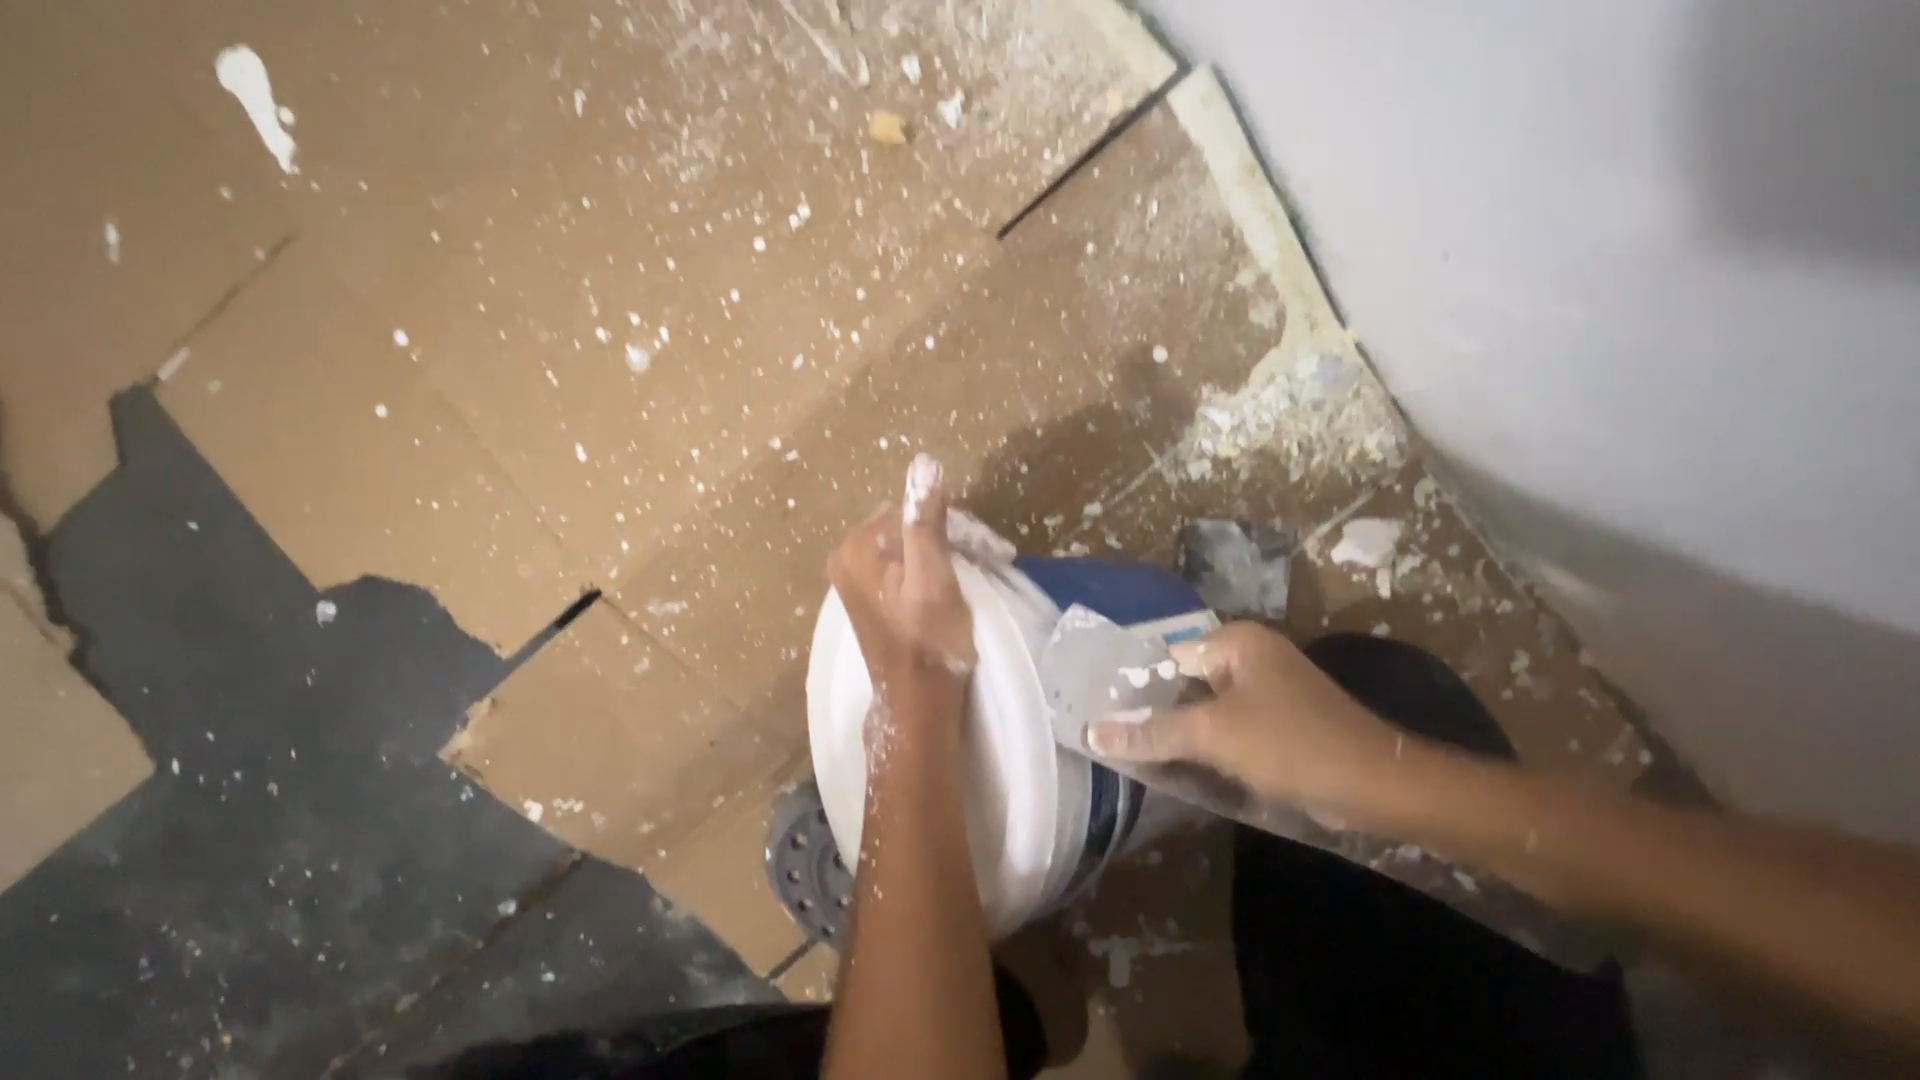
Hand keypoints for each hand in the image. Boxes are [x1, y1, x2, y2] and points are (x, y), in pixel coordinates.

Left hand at [826, 455, 976, 709]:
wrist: (917, 701)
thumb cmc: (929, 640)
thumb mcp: (933, 575)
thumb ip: (924, 520)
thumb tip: (923, 462)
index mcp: (856, 547)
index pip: (911, 510)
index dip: (954, 524)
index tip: (989, 546)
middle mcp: (845, 557)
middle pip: (906, 526)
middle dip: (950, 536)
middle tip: (990, 556)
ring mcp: (853, 579)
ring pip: (906, 546)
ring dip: (943, 552)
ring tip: (978, 569)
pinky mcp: (867, 598)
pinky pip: (900, 567)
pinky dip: (928, 569)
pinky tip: (950, 585)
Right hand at [1085, 622, 1405, 814]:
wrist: (1372, 784)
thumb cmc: (1289, 744)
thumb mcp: (1212, 735)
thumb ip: (1152, 732)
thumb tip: (1091, 732)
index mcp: (1237, 642)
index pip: (1168, 656)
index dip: (1134, 687)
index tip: (1100, 714)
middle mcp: (1251, 656)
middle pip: (1185, 682)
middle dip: (1154, 712)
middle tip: (1111, 739)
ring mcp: (1268, 690)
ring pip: (1206, 709)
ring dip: (1179, 733)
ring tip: (1135, 756)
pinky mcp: (1279, 723)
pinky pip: (1228, 728)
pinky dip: (1207, 746)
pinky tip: (1180, 768)